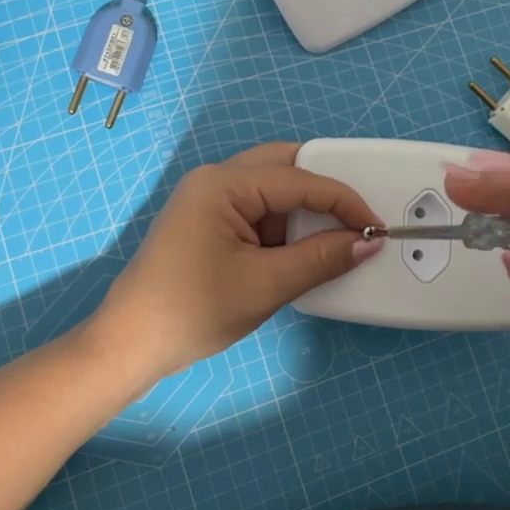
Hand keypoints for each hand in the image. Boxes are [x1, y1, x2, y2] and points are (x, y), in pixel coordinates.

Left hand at [86, 143, 383, 378]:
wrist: (132, 342)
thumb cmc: (194, 309)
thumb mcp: (266, 285)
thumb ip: (320, 258)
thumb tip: (366, 242)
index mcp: (224, 184)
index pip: (299, 178)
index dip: (343, 201)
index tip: (377, 227)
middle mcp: (215, 180)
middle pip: (283, 167)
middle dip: (323, 191)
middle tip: (358, 220)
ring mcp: (207, 201)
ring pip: (270, 189)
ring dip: (303, 211)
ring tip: (337, 238)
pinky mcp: (207, 224)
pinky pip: (256, 212)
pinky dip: (283, 228)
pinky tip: (303, 251)